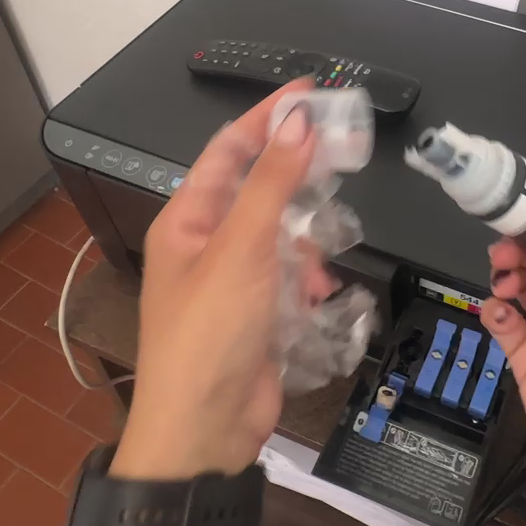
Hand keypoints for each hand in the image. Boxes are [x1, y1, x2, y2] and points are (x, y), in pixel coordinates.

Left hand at [112, 79, 325, 478]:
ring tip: (316, 257)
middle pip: (261, 189)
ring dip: (306, 239)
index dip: (267, 116)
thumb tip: (297, 122)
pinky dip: (307, 276)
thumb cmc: (209, 334)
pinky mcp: (259, 310)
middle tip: (338, 157)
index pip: (230, 149)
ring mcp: (234, 278)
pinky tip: (314, 292)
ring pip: (283, 233)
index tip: (307, 92)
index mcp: (188, 219)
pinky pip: (291, 273)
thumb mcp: (242, 248)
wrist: (205, 433)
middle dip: (297, 180)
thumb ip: (273, 182)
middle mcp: (208, 243)